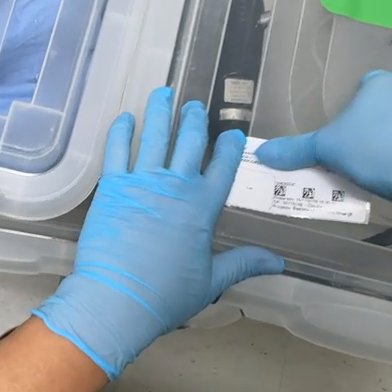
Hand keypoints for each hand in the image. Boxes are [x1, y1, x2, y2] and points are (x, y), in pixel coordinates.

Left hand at [34, 89, 284, 378]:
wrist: (118, 298)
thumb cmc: (166, 294)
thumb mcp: (212, 280)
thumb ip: (243, 263)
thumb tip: (278, 262)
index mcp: (203, 207)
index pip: (222, 167)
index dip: (228, 147)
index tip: (231, 132)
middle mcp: (176, 186)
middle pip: (189, 142)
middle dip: (194, 120)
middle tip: (194, 105)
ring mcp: (142, 182)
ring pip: (155, 136)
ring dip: (160, 111)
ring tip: (163, 93)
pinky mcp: (112, 186)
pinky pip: (117, 150)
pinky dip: (121, 131)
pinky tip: (124, 118)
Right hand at [255, 70, 391, 247]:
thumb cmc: (376, 151)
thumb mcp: (327, 151)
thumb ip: (295, 150)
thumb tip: (262, 153)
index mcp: (382, 83)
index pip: (360, 89)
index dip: (349, 114)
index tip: (342, 140)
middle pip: (382, 109)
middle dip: (369, 132)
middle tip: (354, 160)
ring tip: (380, 174)